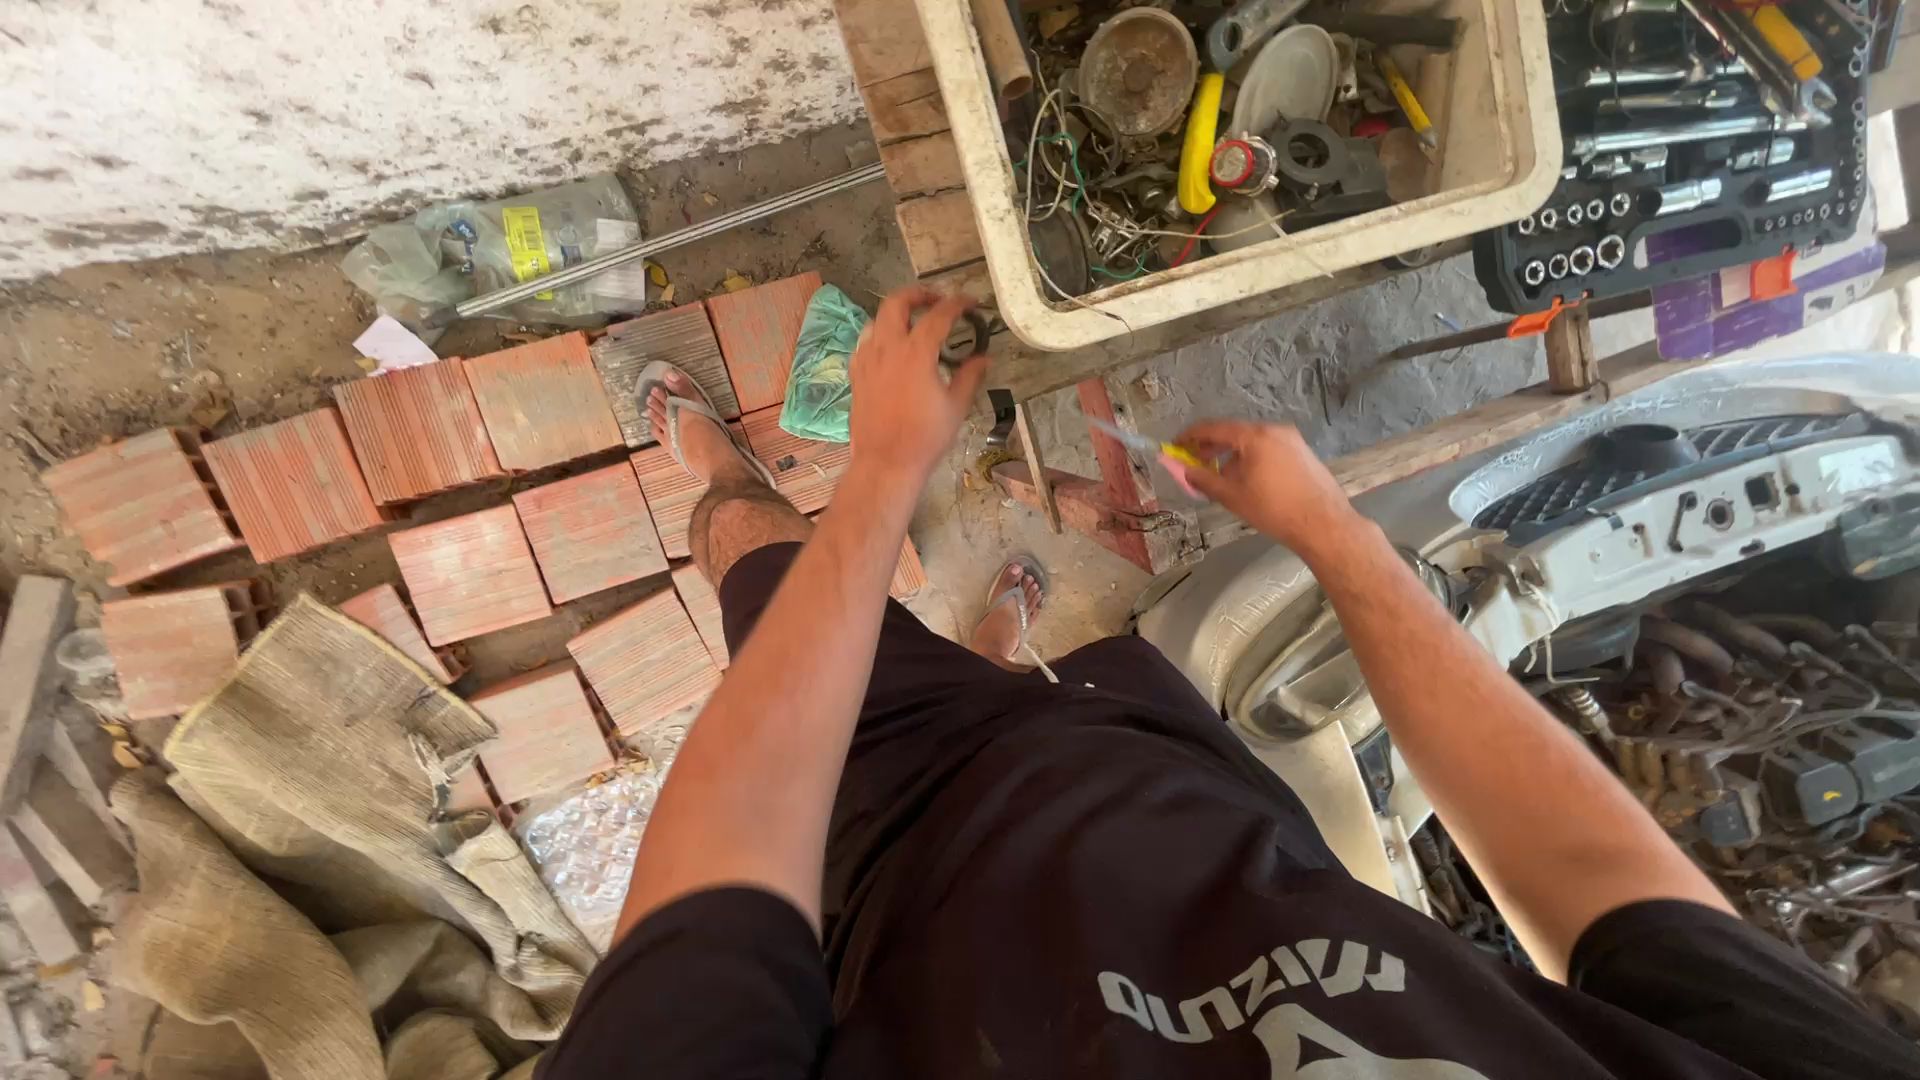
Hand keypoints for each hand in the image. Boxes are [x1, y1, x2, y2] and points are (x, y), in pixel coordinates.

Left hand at [848, 286, 988, 484]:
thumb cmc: (925, 437)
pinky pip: (864, 344)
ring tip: (912, 323)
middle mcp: (887, 348)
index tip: (970, 303)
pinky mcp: (856, 376)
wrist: (886, 462)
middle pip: (896, 303)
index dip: (957, 304)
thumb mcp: (955, 407)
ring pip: (876, 321)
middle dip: (917, 294)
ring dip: (895, 315)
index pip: (938, 315)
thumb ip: (969, 376)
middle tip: (935, 300)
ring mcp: (867, 361)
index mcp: (916, 352)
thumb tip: (983, 359)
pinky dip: (878, 337)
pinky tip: (889, 351)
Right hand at [1173, 419, 1366, 554]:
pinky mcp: (1302, 452)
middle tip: (1194, 463)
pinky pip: (1267, 448)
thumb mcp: (1232, 496)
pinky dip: (1250, 459)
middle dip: (1211, 447)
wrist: (1324, 524)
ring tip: (1220, 477)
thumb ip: (1203, 479)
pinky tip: (1246, 480)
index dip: (1190, 436)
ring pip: (1251, 442)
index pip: (1214, 428)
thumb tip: (1184, 470)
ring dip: (1230, 455)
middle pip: (1233, 433)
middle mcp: (1274, 430)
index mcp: (1255, 436)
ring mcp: (1292, 440)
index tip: (1175, 445)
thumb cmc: (1273, 510)